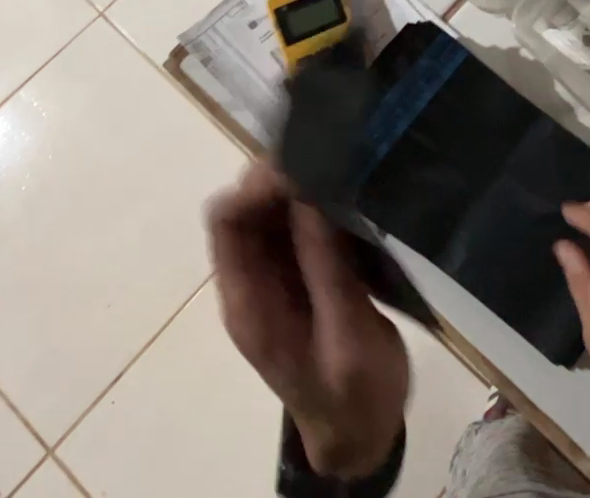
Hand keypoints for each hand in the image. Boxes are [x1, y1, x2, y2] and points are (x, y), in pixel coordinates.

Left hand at [208, 163, 407, 478]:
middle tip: (335, 157)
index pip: (227, 220)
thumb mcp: (347, 335)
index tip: (307, 166)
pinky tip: (356, 193)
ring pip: (276, 209)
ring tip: (348, 166)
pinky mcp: (308, 272)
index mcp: (249, 300)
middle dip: (283, 175)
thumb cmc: (353, 393)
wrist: (361, 433)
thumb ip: (326, 267)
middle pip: (249, 206)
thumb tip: (309, 193)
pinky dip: (324, 202)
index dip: (258, 186)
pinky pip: (304, 223)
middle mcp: (255, 279)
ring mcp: (280, 275)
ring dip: (305, 184)